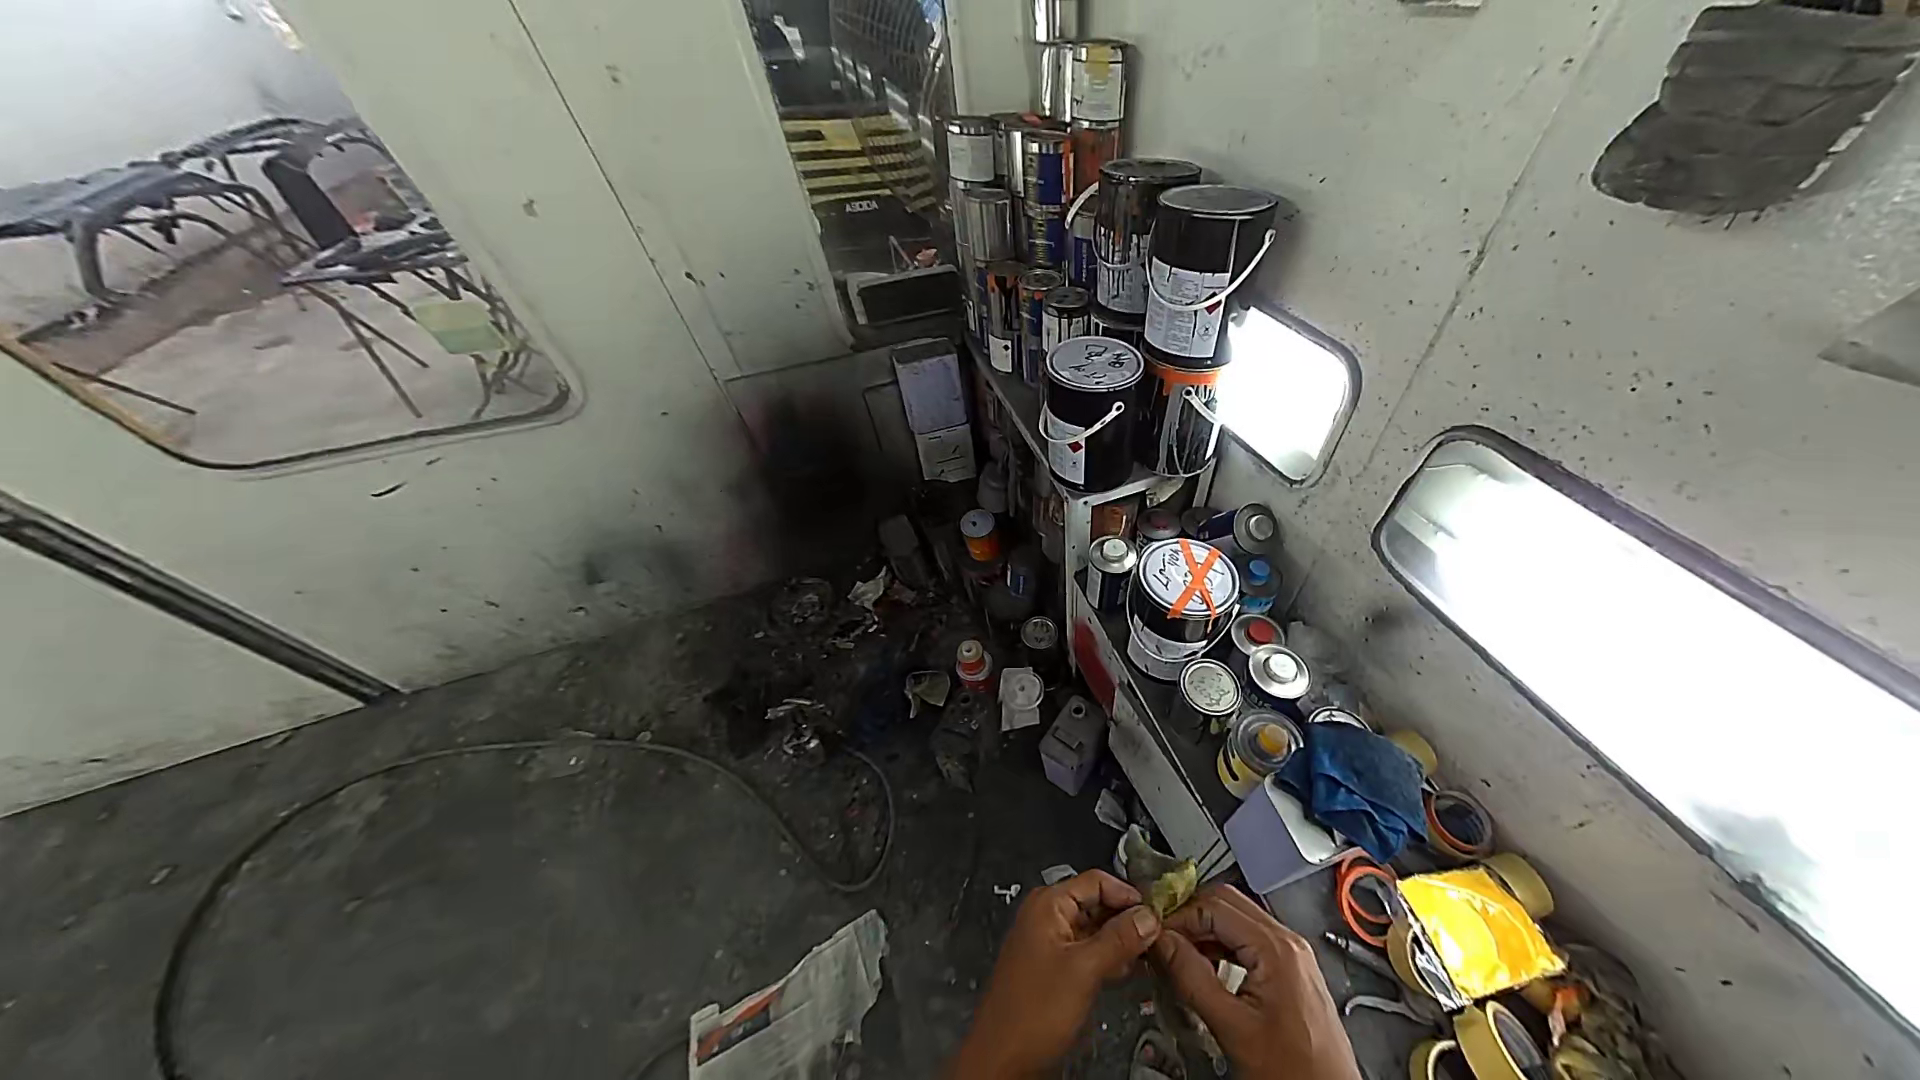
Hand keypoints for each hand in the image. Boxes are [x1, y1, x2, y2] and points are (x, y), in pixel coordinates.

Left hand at [948, 870, 1161, 1077]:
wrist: (1003, 1055)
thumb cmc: (1034, 1009)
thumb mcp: (1084, 969)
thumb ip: (1119, 939)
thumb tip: (1148, 917)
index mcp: (1048, 903)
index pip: (1096, 881)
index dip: (1128, 895)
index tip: (1157, 913)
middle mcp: (1046, 913)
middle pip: (1095, 902)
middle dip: (1125, 918)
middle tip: (1156, 937)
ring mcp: (1048, 938)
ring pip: (1092, 926)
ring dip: (1118, 938)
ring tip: (1146, 955)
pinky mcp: (1052, 963)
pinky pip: (1085, 948)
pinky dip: (1105, 954)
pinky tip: (1124, 969)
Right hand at [1150, 884, 1362, 1079]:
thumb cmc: (1292, 1073)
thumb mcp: (1233, 1027)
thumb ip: (1191, 978)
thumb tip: (1160, 940)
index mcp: (1276, 947)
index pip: (1213, 906)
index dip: (1179, 917)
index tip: (1156, 935)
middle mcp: (1287, 940)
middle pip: (1226, 901)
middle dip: (1190, 916)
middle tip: (1164, 938)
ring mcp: (1292, 953)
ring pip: (1236, 917)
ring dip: (1204, 929)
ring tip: (1179, 953)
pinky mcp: (1291, 969)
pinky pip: (1249, 938)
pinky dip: (1221, 943)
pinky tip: (1205, 965)